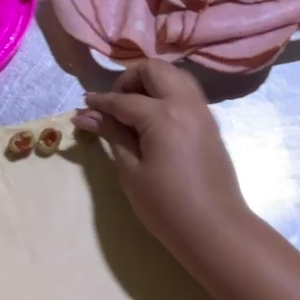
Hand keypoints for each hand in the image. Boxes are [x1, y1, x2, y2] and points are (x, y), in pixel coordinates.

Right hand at [75, 60, 252, 261]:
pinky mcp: (210, 122)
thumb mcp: (131, 171)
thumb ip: (112, 135)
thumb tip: (86, 115)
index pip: (124, 99)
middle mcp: (186, 103)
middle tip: (115, 105)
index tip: (84, 107)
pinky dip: (168, 92)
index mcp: (164, 115)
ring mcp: (202, 111)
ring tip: (134, 109)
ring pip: (175, 75)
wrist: (215, 229)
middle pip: (154, 70)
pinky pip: (187, 92)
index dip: (101, 102)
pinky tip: (155, 118)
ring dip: (152, 82)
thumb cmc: (167, 206)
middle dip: (130, 79)